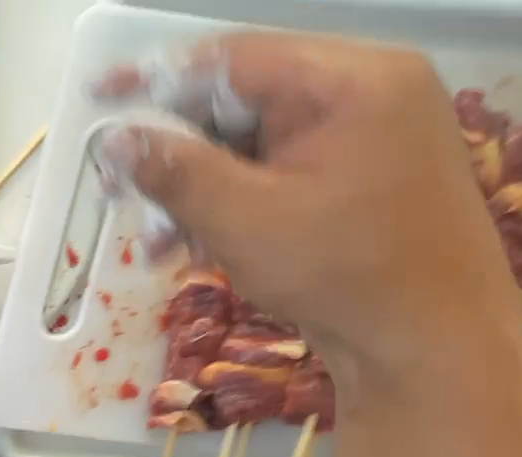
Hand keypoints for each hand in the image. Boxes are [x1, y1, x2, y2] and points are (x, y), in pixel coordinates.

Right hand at [93, 33, 521, 378]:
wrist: (421, 333)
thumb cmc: (336, 269)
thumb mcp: (240, 218)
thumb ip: (174, 171)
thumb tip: (115, 138)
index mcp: (350, 82)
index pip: (233, 59)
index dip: (157, 78)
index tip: (99, 95)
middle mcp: (363, 91)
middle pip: (239, 101)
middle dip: (172, 149)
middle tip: (117, 188)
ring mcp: (363, 131)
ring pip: (248, 142)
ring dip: (192, 187)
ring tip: (157, 240)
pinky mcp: (354, 170)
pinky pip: (271, 169)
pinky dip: (225, 202)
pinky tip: (192, 244)